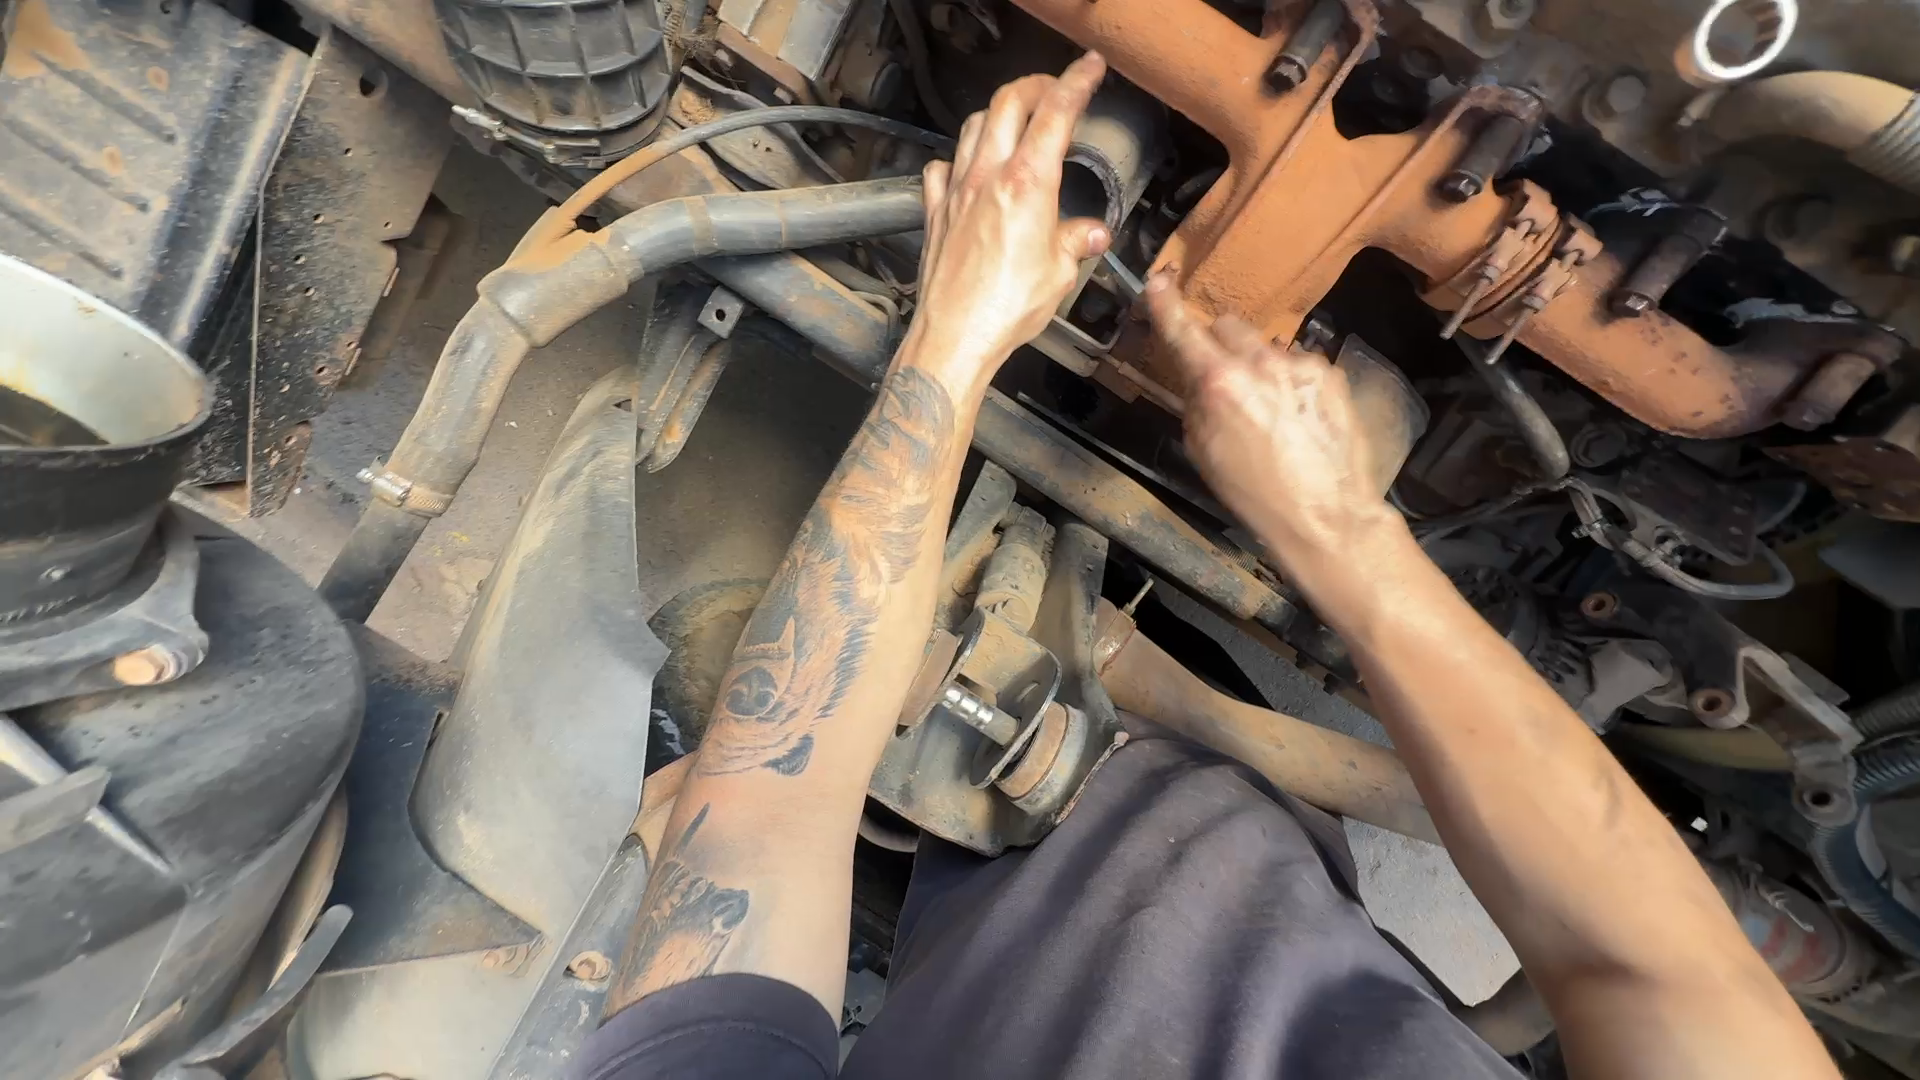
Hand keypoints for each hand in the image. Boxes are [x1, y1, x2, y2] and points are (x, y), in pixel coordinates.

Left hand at [906, 52, 1112, 390]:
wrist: (955, 336)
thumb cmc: (1006, 310)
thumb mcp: (1059, 275)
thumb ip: (1075, 243)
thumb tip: (1092, 233)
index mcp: (1027, 184)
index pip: (1056, 113)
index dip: (1077, 81)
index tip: (1090, 67)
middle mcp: (987, 177)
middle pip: (1008, 102)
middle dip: (1035, 86)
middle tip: (1053, 91)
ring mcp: (956, 193)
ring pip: (973, 127)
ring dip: (997, 114)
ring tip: (1014, 124)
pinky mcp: (935, 215)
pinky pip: (940, 169)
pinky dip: (956, 159)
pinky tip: (965, 170)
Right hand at [1145, 274, 1398, 568]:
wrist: (1324, 513)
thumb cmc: (1252, 493)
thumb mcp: (1202, 451)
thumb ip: (1195, 402)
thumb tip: (1196, 378)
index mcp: (1218, 384)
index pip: (1184, 331)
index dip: (1165, 305)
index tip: (1156, 282)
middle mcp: (1259, 362)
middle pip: (1228, 326)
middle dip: (1219, 344)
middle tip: (1220, 376)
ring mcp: (1300, 364)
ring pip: (1265, 347)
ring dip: (1257, 366)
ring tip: (1266, 410)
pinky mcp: (1330, 373)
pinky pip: (1296, 364)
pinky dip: (1287, 381)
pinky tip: (1294, 416)